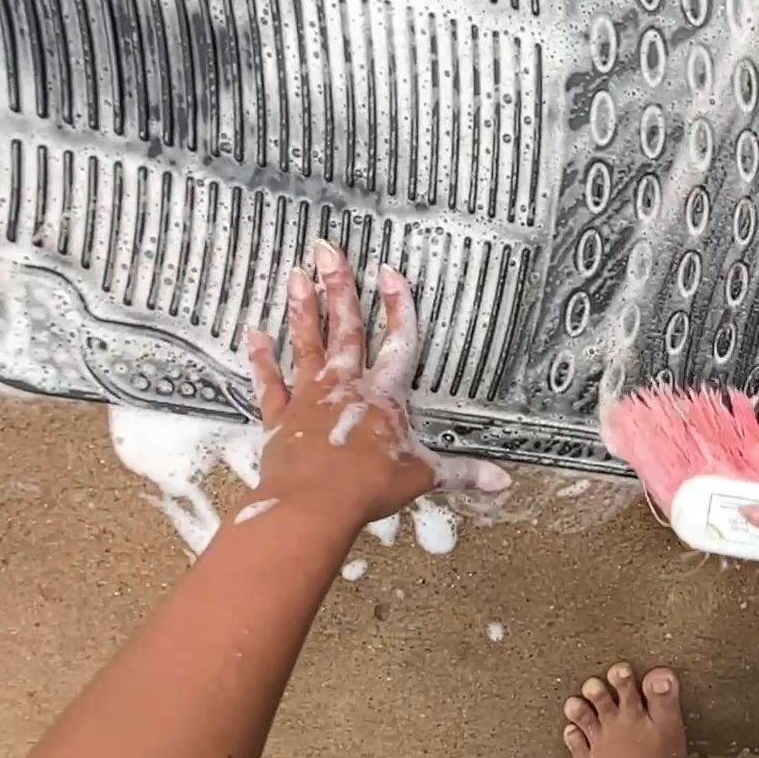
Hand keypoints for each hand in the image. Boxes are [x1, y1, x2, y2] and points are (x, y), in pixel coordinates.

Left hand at [245, 241, 510, 529]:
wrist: (312, 506)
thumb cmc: (370, 487)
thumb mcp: (425, 477)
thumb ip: (464, 473)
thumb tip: (504, 482)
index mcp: (385, 396)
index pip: (398, 341)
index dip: (398, 306)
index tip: (389, 271)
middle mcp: (346, 387)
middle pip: (344, 329)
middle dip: (338, 288)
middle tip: (327, 251)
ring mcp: (309, 399)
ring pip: (306, 345)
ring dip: (301, 309)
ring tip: (293, 275)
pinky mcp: (281, 418)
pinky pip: (270, 382)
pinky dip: (262, 359)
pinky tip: (254, 334)